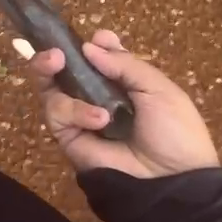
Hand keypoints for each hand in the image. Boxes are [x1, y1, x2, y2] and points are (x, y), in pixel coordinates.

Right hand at [28, 29, 219, 178]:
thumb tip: (88, 46)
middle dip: (52, 50)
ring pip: (47, 82)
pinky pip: (57, 110)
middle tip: (55, 47)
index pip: (97, 56)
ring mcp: (77, 111)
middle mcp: (94, 93)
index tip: (96, 38)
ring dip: (47, 68)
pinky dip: (75, 109)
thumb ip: (126, 64)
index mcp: (121, 83)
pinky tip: (99, 119)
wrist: (172, 182)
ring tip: (56, 61)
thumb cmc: (174, 133)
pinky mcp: (65, 131)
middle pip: (62, 65)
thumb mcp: (161, 92)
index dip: (94, 44)